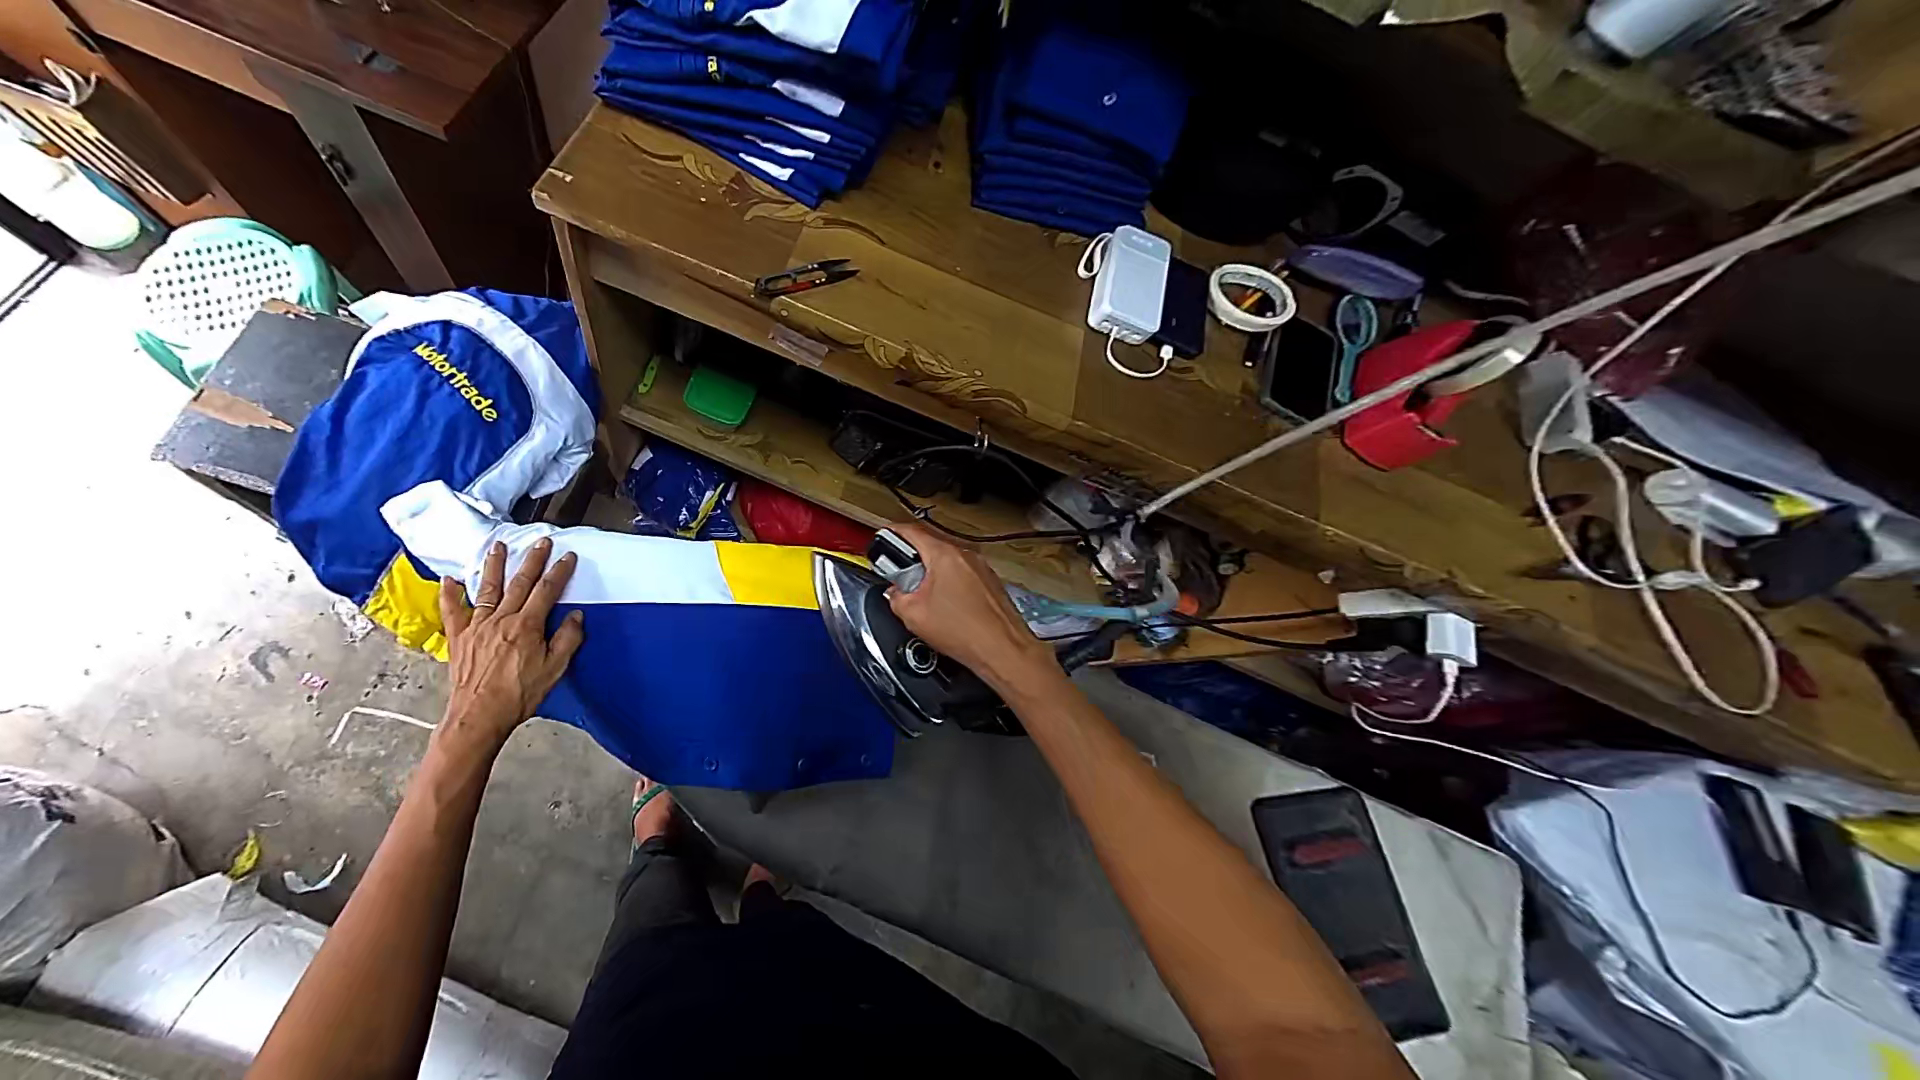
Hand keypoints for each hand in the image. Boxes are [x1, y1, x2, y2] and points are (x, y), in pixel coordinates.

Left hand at [435, 537, 584, 754]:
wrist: (479, 715)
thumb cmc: (520, 694)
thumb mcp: (555, 668)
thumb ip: (567, 639)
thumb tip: (575, 616)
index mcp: (527, 626)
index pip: (547, 591)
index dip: (559, 571)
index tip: (568, 557)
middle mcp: (501, 620)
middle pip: (519, 583)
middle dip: (532, 560)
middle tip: (540, 542)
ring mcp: (477, 626)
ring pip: (487, 589)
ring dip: (494, 566)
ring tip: (498, 547)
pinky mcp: (459, 638)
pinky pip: (452, 611)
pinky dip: (449, 594)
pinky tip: (449, 580)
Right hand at [883, 524, 1053, 688]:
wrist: (1001, 650)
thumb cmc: (966, 632)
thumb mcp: (913, 616)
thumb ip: (895, 597)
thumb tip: (894, 593)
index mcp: (945, 556)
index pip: (911, 532)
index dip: (892, 533)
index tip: (883, 539)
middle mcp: (966, 556)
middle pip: (930, 546)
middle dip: (911, 560)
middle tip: (899, 579)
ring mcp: (981, 568)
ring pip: (947, 562)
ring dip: (931, 574)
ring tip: (925, 600)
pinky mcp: (989, 582)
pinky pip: (962, 574)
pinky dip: (949, 585)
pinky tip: (946, 608)